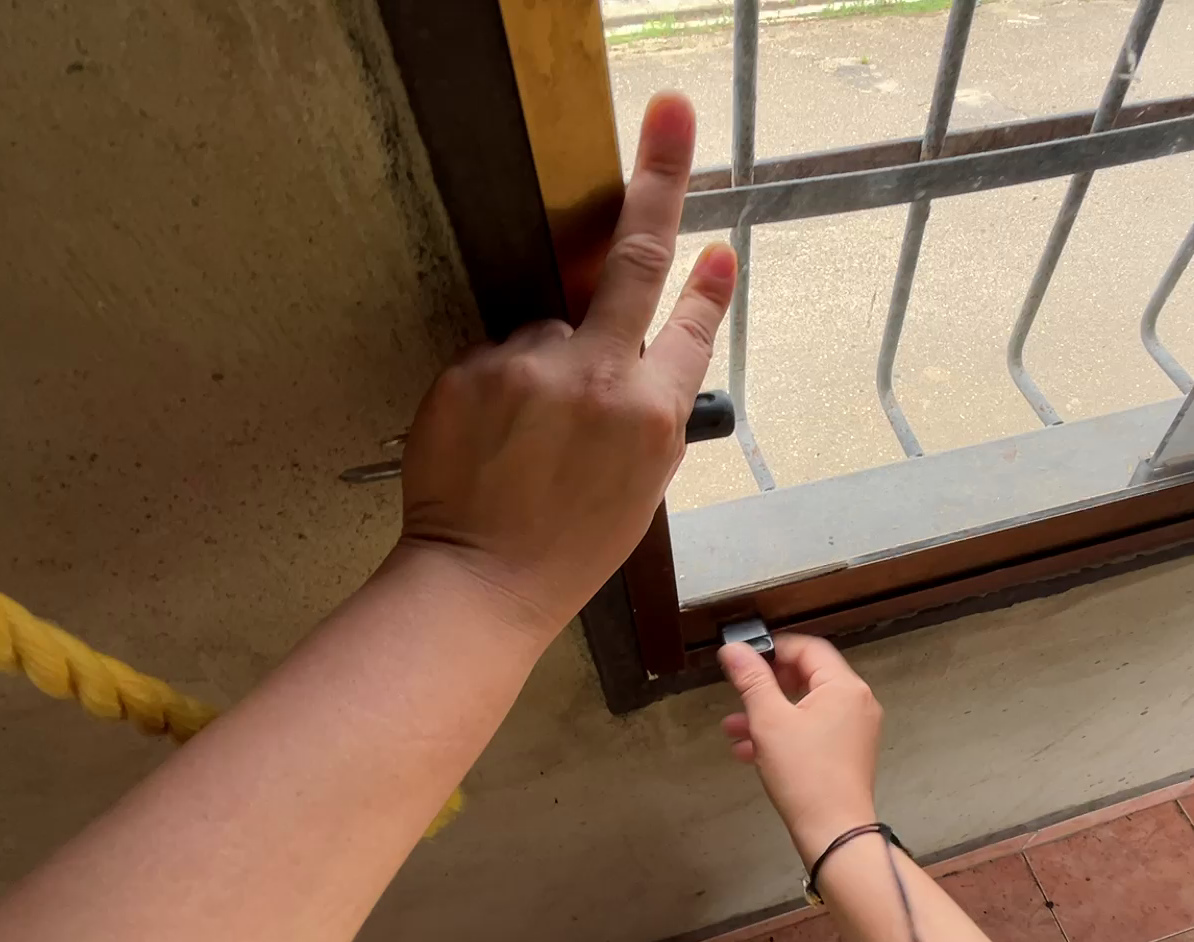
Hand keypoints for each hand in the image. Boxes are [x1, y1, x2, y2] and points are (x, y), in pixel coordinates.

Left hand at [388, 92, 735, 640]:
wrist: (485, 577)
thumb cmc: (575, 545)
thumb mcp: (641, 487)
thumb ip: (649, 414)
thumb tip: (645, 357)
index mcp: (653, 414)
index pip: (689, 329)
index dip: (708, 289)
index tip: (719, 251)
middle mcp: (599, 375)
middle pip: (634, 259)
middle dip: (658, 179)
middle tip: (673, 113)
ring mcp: (532, 365)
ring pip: (550, 330)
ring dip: (549, 363)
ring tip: (531, 435)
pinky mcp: (474, 366)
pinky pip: (503, 354)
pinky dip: (506, 382)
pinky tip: (498, 434)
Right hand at [719, 635, 884, 863]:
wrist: (833, 834)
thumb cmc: (806, 776)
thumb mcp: (769, 720)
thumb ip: (751, 679)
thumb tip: (733, 649)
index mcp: (844, 687)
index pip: (808, 648)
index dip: (774, 648)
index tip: (746, 656)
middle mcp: (856, 703)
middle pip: (807, 676)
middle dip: (768, 684)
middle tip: (741, 689)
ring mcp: (854, 730)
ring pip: (805, 707)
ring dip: (769, 712)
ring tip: (735, 726)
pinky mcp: (847, 753)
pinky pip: (812, 730)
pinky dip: (785, 733)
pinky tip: (751, 750)